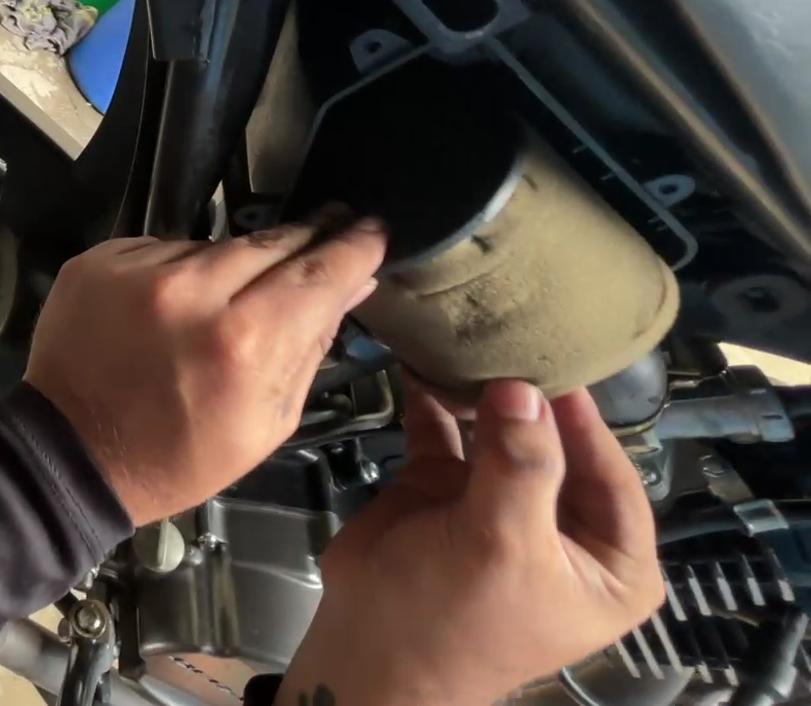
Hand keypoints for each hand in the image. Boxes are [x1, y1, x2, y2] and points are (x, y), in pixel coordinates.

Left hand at [25, 212, 385, 524]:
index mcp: (241, 340)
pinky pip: (157, 249)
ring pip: (207, 245)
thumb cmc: (177, 452)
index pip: (316, 272)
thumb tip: (350, 284)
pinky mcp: (95, 261)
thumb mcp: (265, 422)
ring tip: (222, 299)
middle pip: (264, 244)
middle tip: (326, 226)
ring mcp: (133, 270)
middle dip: (301, 238)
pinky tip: (169, 303)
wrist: (70, 447)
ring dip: (227, 263)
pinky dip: (173, 268)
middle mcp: (186, 291)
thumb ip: (310, 346)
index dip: (352, 246)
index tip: (371, 227)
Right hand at [277, 380, 664, 705]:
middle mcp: (553, 522)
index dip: (583, 423)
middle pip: (548, 448)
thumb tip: (523, 389)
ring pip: (491, 437)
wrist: (372, 639)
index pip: (611, 474)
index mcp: (604, 556)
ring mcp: (489, 501)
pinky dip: (428, 406)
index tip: (552, 365)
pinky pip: (439, 438)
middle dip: (523, 402)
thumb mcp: (504, 543)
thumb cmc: (461, 611)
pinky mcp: (435, 489)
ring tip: (456, 349)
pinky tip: (417, 372)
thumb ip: (519, 467)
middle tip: (497, 344)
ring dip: (473, 397)